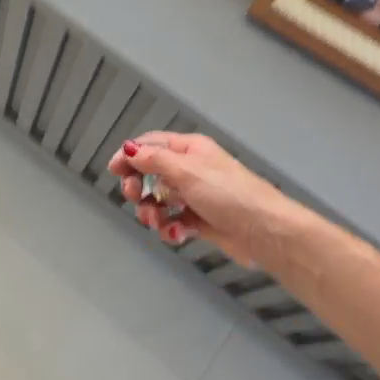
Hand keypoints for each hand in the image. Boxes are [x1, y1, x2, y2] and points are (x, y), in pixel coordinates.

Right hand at [106, 132, 307, 267]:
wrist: (265, 232)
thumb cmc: (228, 195)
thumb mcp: (187, 172)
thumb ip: (154, 160)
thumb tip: (128, 149)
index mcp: (190, 150)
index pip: (150, 145)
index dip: (129, 155)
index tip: (114, 171)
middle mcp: (191, 170)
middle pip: (150, 174)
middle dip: (138, 187)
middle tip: (133, 197)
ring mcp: (195, 196)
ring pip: (159, 201)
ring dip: (151, 212)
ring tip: (158, 222)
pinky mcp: (200, 221)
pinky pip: (173, 222)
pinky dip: (170, 229)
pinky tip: (177, 235)